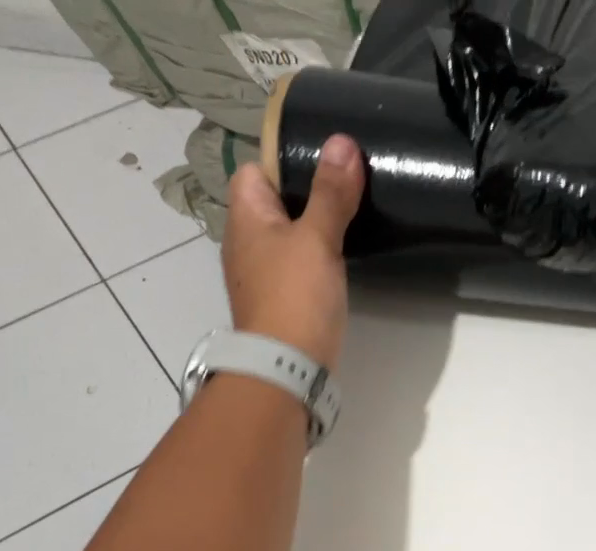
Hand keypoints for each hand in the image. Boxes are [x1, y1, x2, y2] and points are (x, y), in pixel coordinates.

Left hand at [222, 134, 365, 370]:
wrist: (286, 365)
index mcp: (245, 217)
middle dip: (306, 196)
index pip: (255, 171)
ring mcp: (259, 274)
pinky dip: (314, 261)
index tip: (326, 169)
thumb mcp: (317, 239)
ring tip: (351, 224)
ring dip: (312, 231)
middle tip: (348, 193)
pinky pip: (295, 266)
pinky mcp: (279, 301)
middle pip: (273, 204)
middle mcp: (245, 242)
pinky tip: (339, 265)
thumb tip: (342, 141)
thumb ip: (331, 193)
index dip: (285, 164)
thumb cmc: (295, 296)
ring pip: (285, 237)